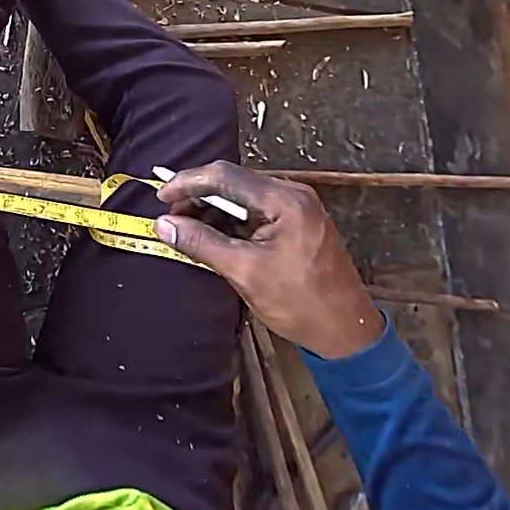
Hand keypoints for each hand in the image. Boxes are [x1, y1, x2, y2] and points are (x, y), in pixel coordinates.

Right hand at [154, 161, 383, 358]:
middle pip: (230, 181)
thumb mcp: (243, 271)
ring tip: (187, 231)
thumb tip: (162, 224)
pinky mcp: (294, 221)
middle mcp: (292, 195)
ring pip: (238, 195)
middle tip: (171, 219)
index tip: (161, 198)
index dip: (186, 182)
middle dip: (196, 197)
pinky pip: (251, 210)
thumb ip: (200, 242)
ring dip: (209, 210)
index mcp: (285, 201)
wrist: (347, 334)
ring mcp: (295, 207)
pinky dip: (227, 220)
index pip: (223, 175)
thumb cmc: (301, 303)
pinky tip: (210, 236)